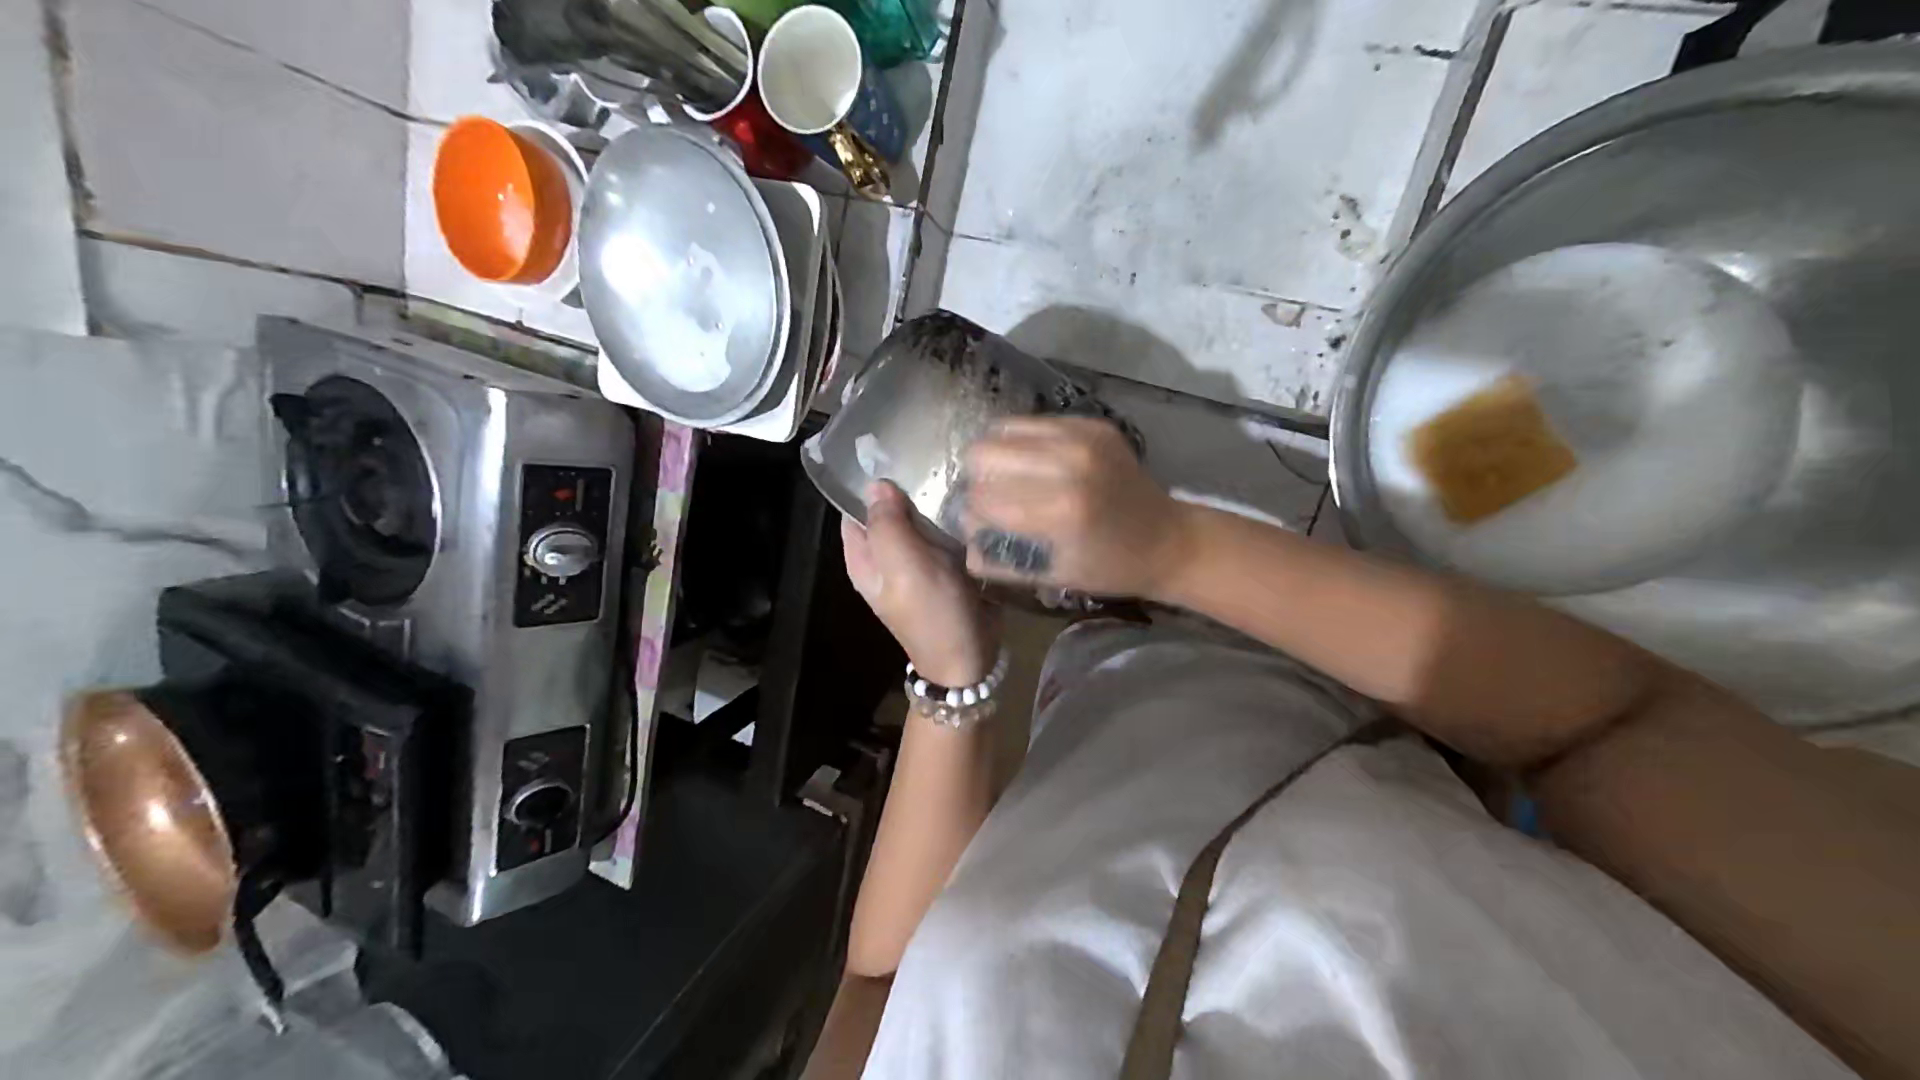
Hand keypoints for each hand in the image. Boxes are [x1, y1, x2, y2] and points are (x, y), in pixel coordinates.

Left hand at [843, 481, 999, 685]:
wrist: (971, 658)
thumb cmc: (933, 613)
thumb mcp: (904, 567)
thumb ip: (887, 525)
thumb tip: (876, 484)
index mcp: (865, 559)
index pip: (856, 508)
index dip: (871, 483)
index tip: (895, 454)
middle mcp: (885, 558)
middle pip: (889, 511)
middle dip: (907, 489)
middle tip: (932, 461)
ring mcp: (915, 563)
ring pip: (918, 520)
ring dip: (933, 502)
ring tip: (953, 474)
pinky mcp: (943, 567)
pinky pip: (942, 534)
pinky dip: (951, 520)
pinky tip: (966, 503)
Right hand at [964, 417, 1191, 597]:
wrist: (1167, 540)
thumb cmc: (1107, 567)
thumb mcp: (1050, 575)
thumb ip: (998, 557)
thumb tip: (963, 535)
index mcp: (1059, 510)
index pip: (981, 499)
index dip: (972, 514)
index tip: (980, 523)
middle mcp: (1069, 464)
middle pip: (982, 453)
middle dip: (978, 480)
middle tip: (992, 496)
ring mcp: (1082, 437)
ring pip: (1001, 430)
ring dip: (996, 456)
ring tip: (1009, 477)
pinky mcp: (1092, 423)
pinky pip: (1032, 422)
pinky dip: (1023, 443)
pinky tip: (1035, 463)